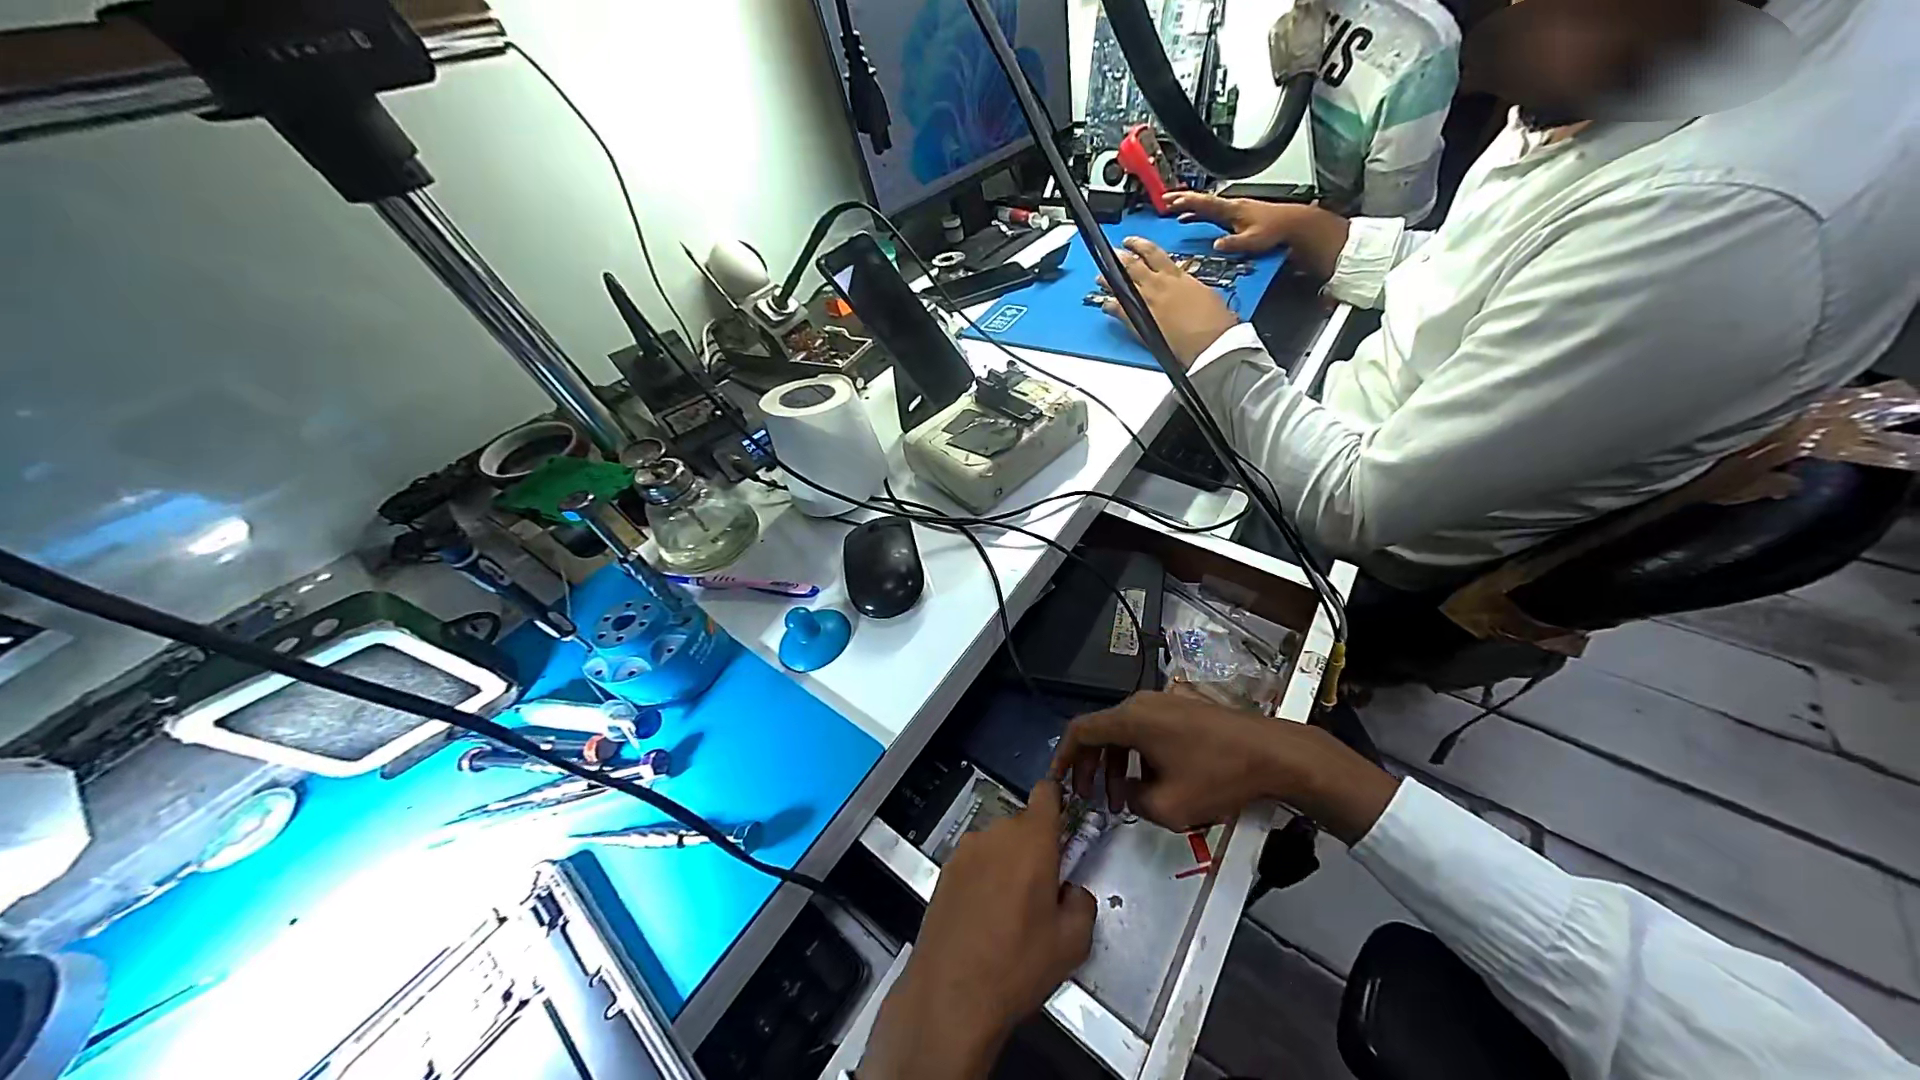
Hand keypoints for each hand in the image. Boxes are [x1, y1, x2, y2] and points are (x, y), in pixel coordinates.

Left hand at [860, 780, 1095, 1079]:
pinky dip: (984, 878)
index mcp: (1032, 839)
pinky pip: (976, 862)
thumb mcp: (1073, 942)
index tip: (1064, 824)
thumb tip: (1070, 891)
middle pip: (1023, 824)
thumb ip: (1082, 902)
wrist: (950, 994)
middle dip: (1036, 848)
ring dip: (1008, 864)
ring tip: (1010, 912)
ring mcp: (965, 850)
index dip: (1058, 801)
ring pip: (998, 844)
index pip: (1047, 792)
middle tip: (1042, 891)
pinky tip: (984, 917)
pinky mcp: (944, 870)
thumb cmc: (1017, 964)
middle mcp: (996, 833)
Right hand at [1050, 690, 1399, 843]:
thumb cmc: (1218, 776)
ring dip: (1118, 766)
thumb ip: (1133, 801)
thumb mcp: (1168, 806)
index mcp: (1131, 719)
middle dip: (1092, 768)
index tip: (1057, 780)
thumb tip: (1129, 793)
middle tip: (1091, 798)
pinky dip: (1138, 756)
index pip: (1081, 731)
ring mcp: (1164, 703)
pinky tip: (1153, 783)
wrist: (1275, 754)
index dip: (1064, 756)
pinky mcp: (1182, 709)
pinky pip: (1146, 731)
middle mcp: (1141, 703)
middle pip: (1102, 732)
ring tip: (1125, 800)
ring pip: (1125, 734)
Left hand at [1096, 237, 1242, 368]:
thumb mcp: (1205, 292)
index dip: (1139, 245)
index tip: (1130, 242)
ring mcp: (1146, 302)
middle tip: (1111, 255)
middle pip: (1132, 265)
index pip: (1152, 252)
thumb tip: (1183, 285)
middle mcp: (1158, 285)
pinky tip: (1105, 305)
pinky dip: (1109, 306)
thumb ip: (1188, 285)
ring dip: (1109, 279)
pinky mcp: (1139, 320)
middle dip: (1119, 258)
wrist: (1210, 343)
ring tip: (1101, 277)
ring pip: (1121, 283)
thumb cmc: (1215, 322)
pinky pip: (1118, 309)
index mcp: (1176, 276)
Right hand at [1163, 193, 1352, 279]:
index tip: (1170, 201)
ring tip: (1172, 208)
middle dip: (1182, 199)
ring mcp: (1233, 209)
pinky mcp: (1236, 214)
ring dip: (1188, 206)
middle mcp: (1231, 206)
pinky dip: (1198, 213)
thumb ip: (1232, 243)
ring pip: (1206, 205)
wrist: (1293, 224)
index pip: (1204, 203)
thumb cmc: (1275, 231)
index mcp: (1232, 210)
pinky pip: (1212, 212)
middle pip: (1202, 200)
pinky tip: (1191, 218)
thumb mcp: (1252, 241)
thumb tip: (1216, 245)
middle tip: (1164, 199)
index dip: (1186, 202)